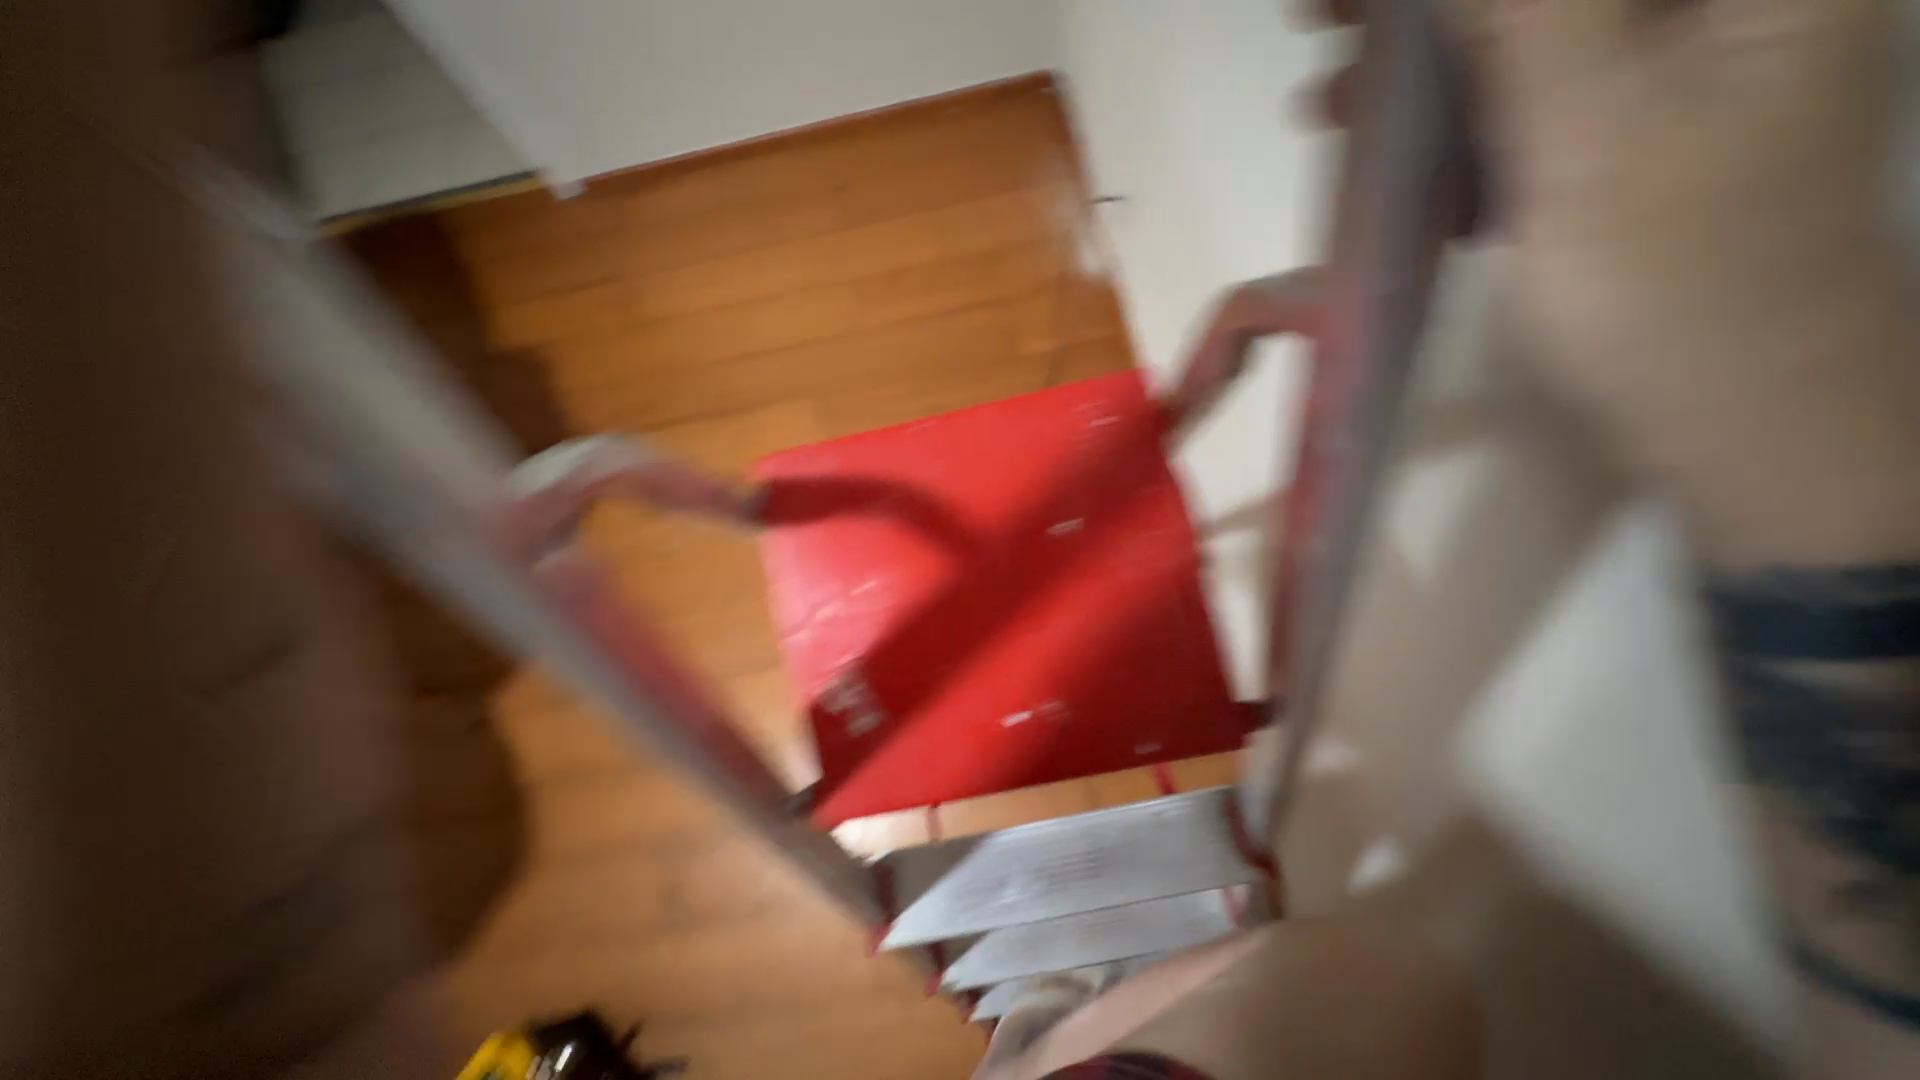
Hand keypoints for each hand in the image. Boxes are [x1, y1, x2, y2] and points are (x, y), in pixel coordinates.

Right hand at [1180, 0, 1919, 565]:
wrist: (1730, 417)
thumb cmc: (1676, 284)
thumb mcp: (1592, 133)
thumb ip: (1522, 13)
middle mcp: (1724, 6)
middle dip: (1427, 7)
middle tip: (1321, 20)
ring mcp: (1673, 76)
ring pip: (1530, 31)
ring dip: (1423, 54)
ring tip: (1324, 96)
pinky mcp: (1625, 139)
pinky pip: (1524, 96)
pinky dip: (1448, 110)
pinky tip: (1378, 136)